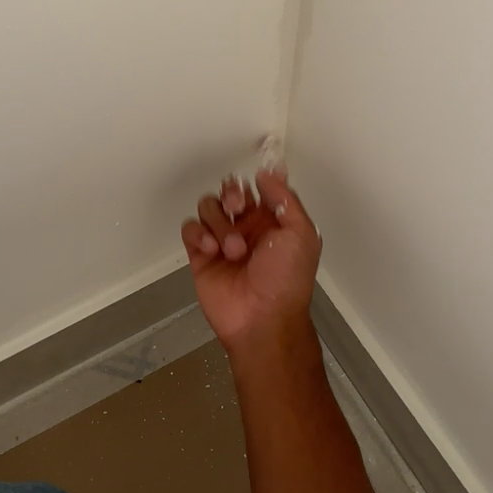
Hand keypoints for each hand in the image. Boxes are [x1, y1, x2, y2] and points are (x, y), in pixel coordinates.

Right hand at [180, 169, 322, 356]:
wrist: (262, 319)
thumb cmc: (286, 278)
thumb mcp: (301, 235)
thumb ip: (285, 200)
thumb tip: (268, 173)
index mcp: (272, 221)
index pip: (259, 188)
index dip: (256, 181)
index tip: (256, 182)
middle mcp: (246, 227)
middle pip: (230, 192)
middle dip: (232, 193)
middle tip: (238, 207)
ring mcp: (221, 240)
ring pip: (208, 207)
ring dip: (219, 221)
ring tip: (232, 248)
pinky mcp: (199, 255)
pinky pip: (190, 228)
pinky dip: (198, 233)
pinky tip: (211, 249)